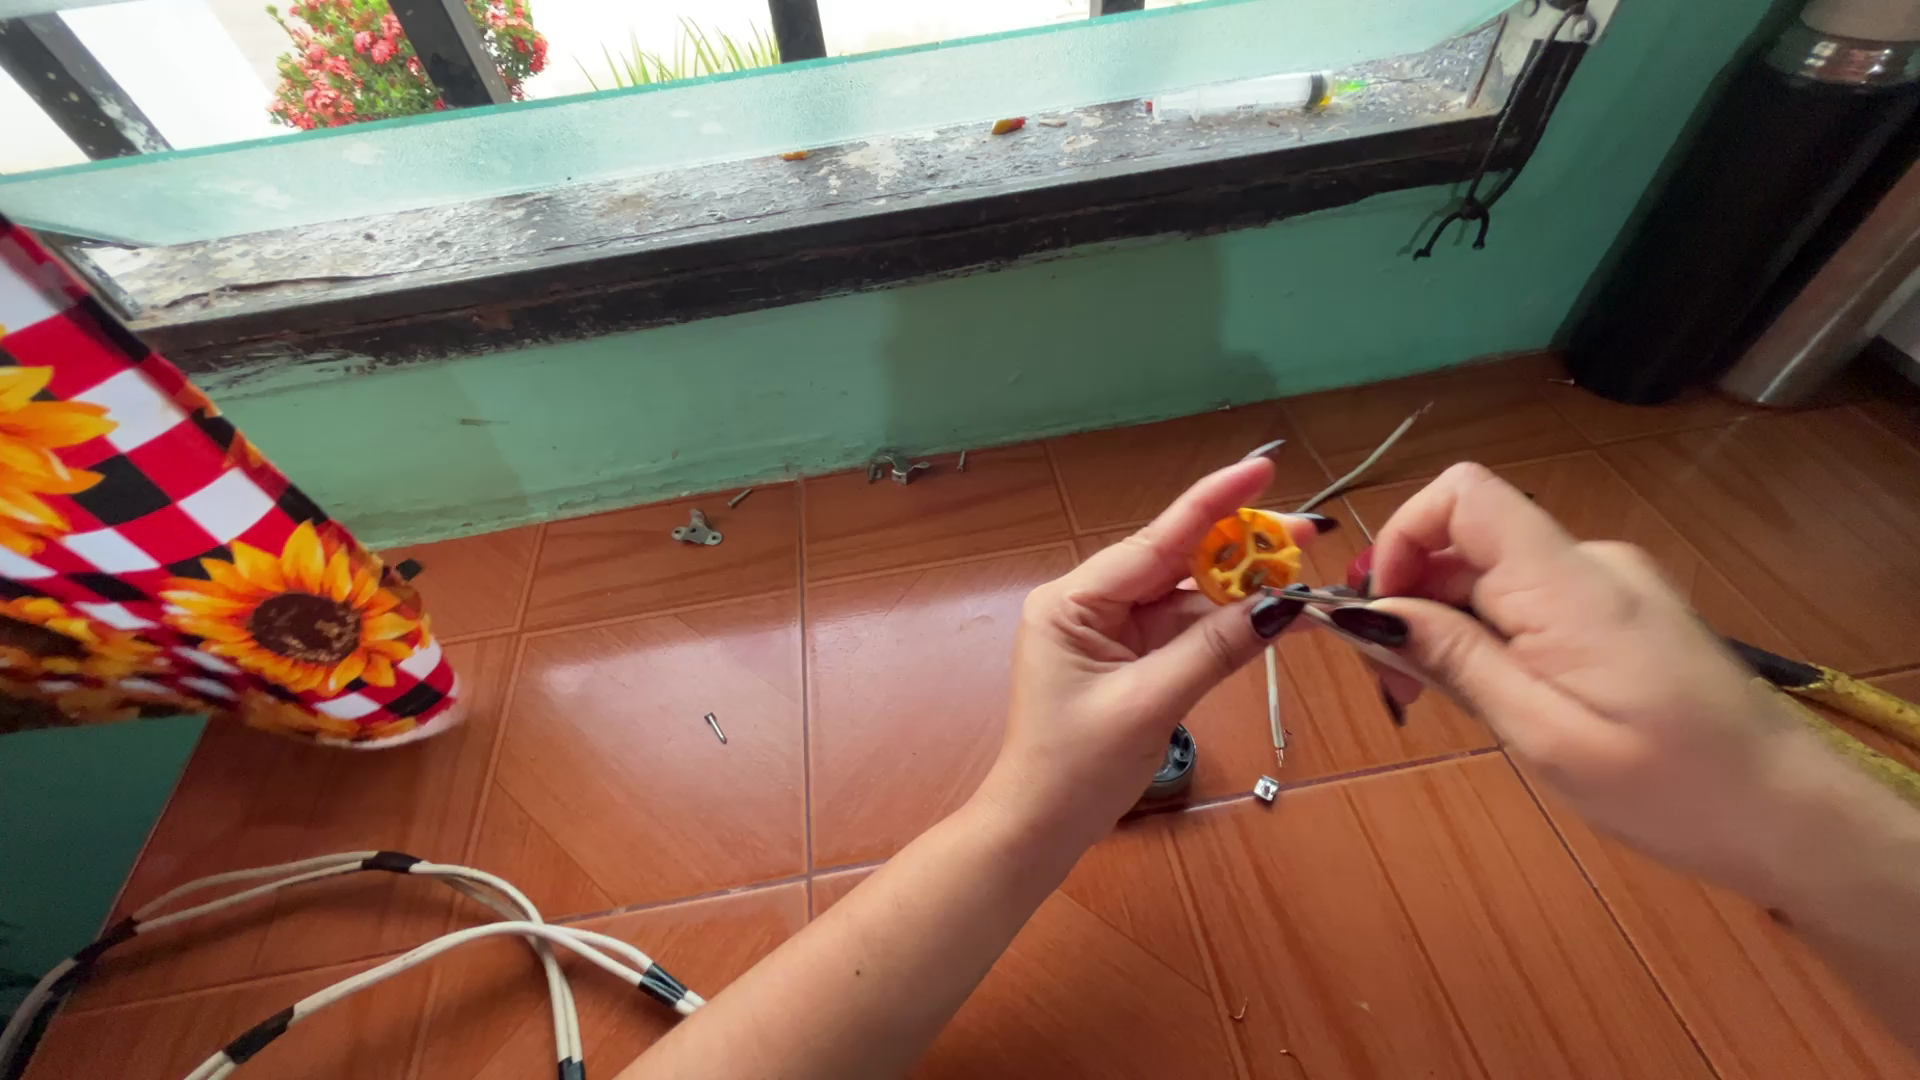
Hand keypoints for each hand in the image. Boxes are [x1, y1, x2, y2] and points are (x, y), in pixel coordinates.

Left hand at [973, 457, 1325, 849]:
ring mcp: (1102, 627)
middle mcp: (1084, 602)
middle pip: (1169, 562)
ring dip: (1233, 589)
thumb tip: (1284, 607)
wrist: (1040, 825)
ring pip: (1178, 594)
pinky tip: (1261, 614)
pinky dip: (1217, 623)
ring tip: (1296, 575)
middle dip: (1235, 548)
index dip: (1212, 503)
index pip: (1153, 542)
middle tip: (1305, 533)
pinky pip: (1175, 626)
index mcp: (1071, 601)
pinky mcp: (1120, 653)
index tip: (1262, 466)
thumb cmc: (1078, 769)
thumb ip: (1215, 649)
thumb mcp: (1150, 703)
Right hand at [1364, 462, 1879, 898]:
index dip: (1402, 534)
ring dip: (1434, 626)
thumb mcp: (1539, 731)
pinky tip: (1477, 690)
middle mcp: (1583, 563)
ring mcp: (1598, 584)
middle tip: (1389, 679)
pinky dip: (1472, 636)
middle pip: (1459, 544)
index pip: (1463, 496)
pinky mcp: (1604, 610)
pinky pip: (1511, 601)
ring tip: (1427, 694)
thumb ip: (1450, 659)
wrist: (1799, 823)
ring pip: (1478, 577)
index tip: (1380, 607)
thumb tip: (1363, 613)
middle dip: (1404, 601)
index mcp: (1568, 584)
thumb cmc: (1673, 787)